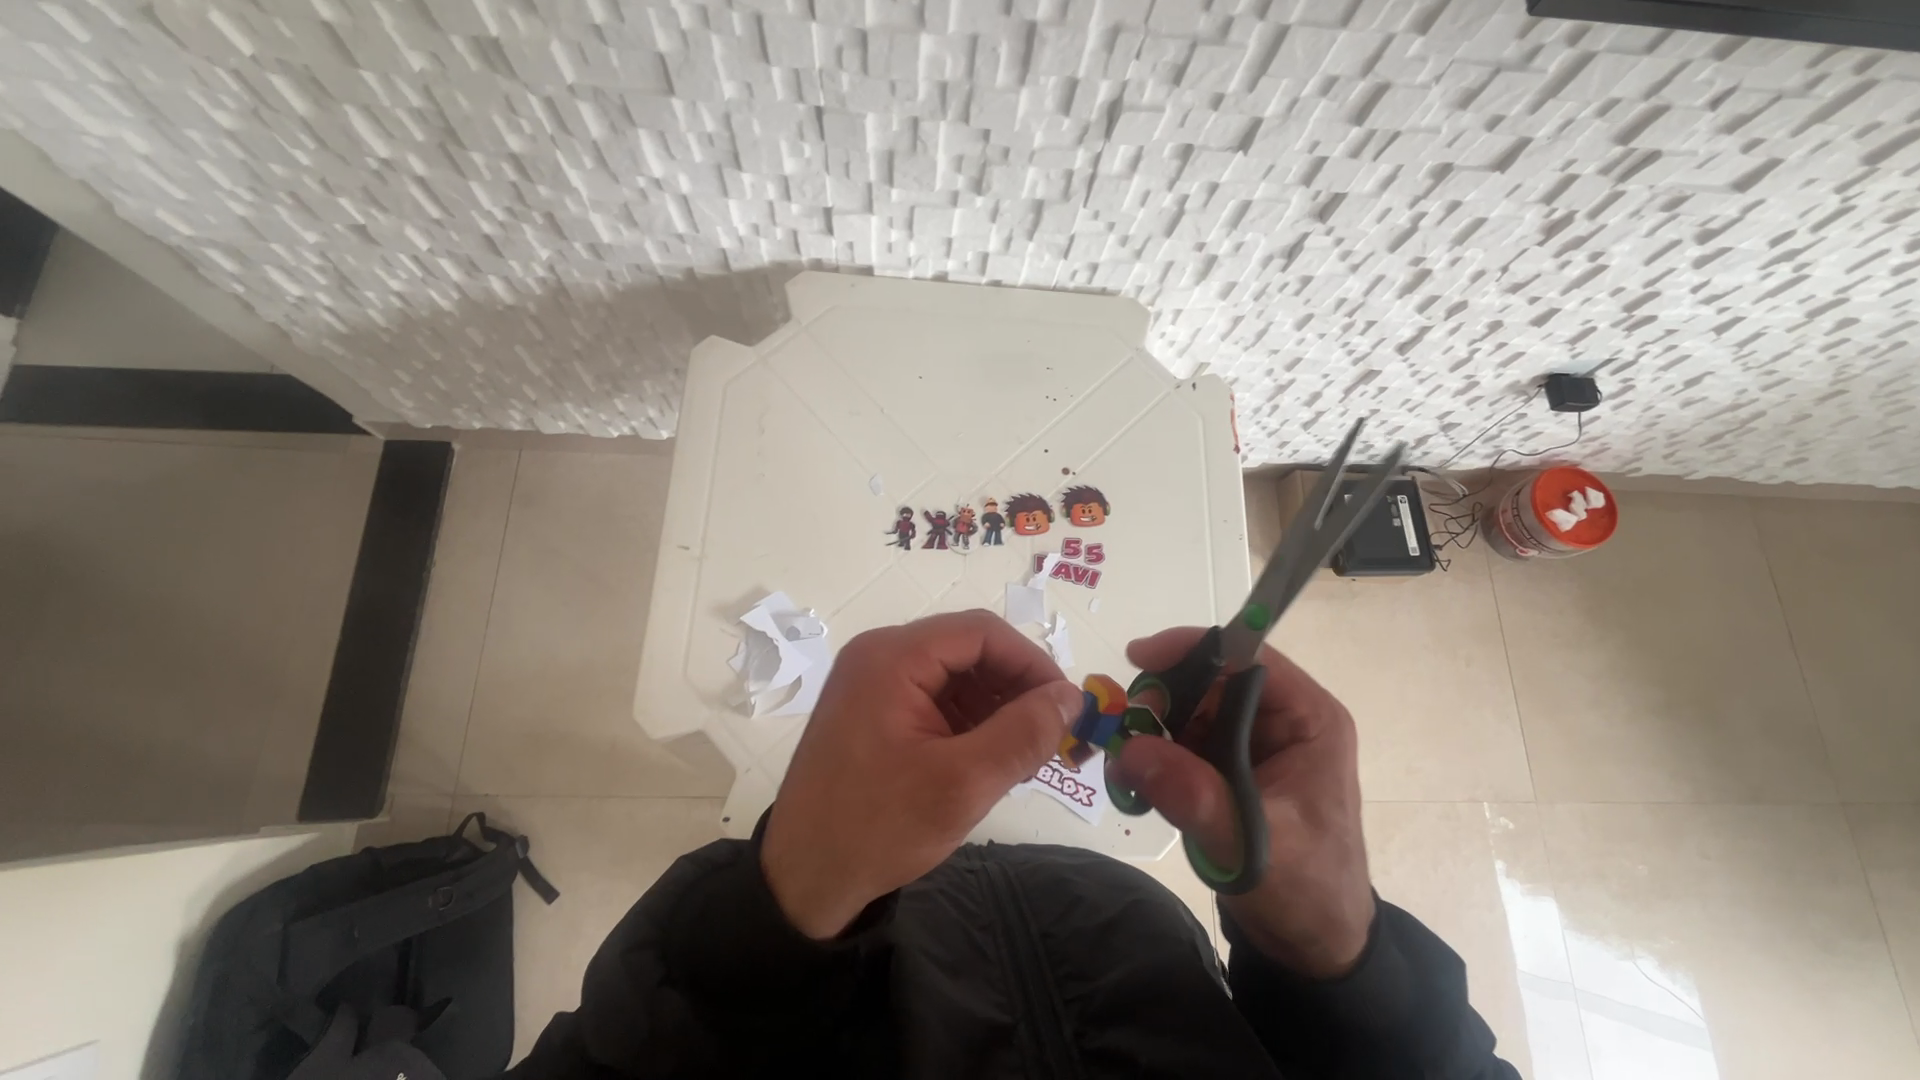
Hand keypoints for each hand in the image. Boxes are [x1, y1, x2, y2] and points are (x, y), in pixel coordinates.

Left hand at [760, 610, 1083, 938]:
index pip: (981, 633)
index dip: (1031, 663)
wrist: (802, 879)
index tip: (1066, 706)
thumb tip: (1071, 697)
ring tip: (1023, 758)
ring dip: (995, 708)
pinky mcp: (872, 712)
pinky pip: (934, 699)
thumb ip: (1023, 734)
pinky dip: (969, 723)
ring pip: (954, 676)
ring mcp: (872, 684)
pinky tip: (989, 761)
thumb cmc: (878, 826)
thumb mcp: (962, 783)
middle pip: (967, 650)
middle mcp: (879, 657)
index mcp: (892, 658)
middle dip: (1015, 688)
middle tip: (1050, 737)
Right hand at [1111, 628, 1374, 977]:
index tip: (1139, 657)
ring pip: (1191, 708)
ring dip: (1154, 728)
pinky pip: (1184, 740)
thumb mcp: (1249, 842)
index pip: (1248, 658)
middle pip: (1211, 680)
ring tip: (1127, 762)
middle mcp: (1280, 719)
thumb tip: (1131, 749)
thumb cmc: (1305, 888)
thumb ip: (1194, 795)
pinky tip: (1139, 778)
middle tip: (1125, 727)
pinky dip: (1157, 753)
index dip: (1194, 648)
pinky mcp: (1229, 766)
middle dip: (1164, 698)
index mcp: (1308, 720)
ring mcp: (1252, 742)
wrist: (1312, 942)